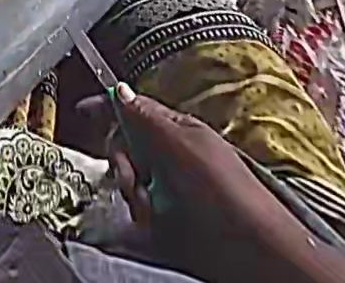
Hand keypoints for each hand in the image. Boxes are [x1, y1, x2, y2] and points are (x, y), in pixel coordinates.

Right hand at [109, 92, 344, 282]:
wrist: (261, 256)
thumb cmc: (227, 195)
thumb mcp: (183, 146)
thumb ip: (147, 116)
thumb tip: (118, 88)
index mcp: (177, 130)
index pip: (134, 108)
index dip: (107, 106)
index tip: (82, 111)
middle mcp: (173, 155)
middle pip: (126, 142)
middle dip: (120, 160)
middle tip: (131, 183)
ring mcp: (174, 188)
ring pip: (131, 176)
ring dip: (131, 191)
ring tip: (147, 212)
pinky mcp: (173, 219)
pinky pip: (141, 207)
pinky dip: (139, 213)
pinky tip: (148, 223)